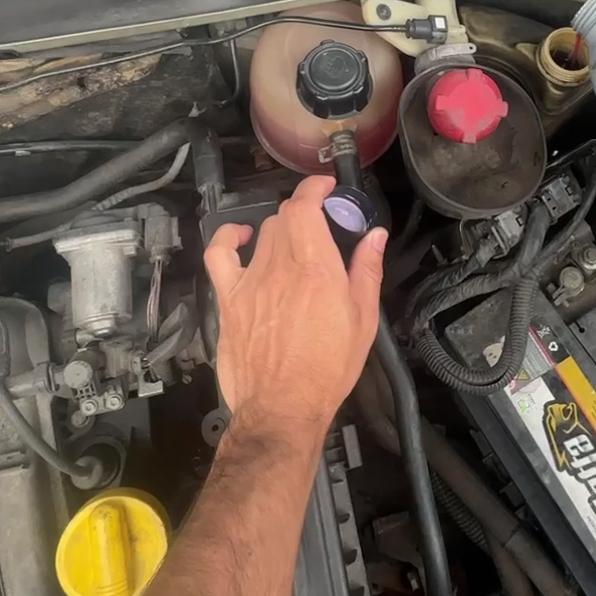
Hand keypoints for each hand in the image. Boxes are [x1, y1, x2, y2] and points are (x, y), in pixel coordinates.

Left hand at [204, 175, 385, 441]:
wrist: (283, 408)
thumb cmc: (327, 368)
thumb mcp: (364, 320)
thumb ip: (367, 271)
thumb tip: (375, 236)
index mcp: (317, 269)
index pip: (305, 207)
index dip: (314, 187)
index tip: (325, 187)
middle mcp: (281, 267)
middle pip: (285, 217)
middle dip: (305, 212)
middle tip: (321, 226)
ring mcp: (250, 282)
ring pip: (263, 232)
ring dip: (281, 228)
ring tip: (294, 242)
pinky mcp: (229, 299)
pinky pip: (219, 254)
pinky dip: (228, 237)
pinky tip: (241, 237)